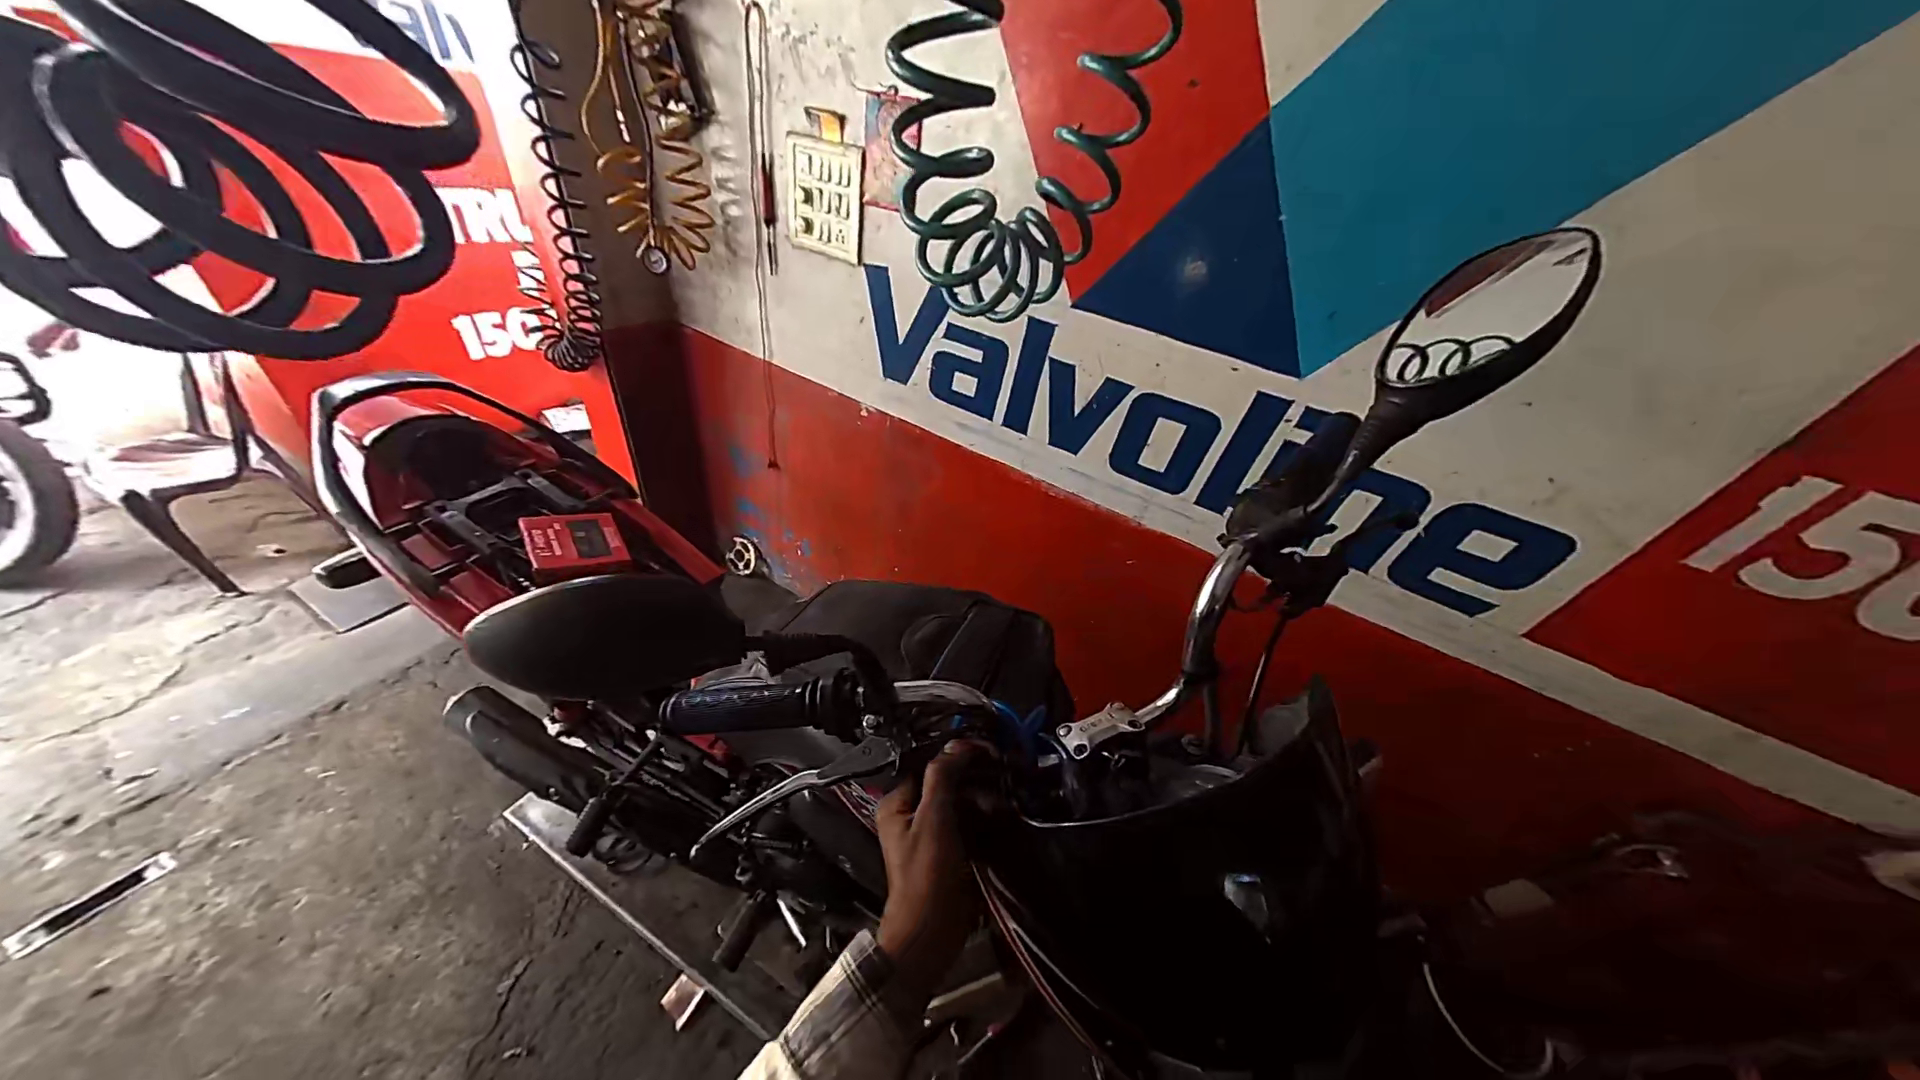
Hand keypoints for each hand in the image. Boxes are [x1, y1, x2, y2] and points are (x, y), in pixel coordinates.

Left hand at [875, 740, 987, 993]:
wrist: (931, 934)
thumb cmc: (926, 875)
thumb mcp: (933, 819)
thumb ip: (942, 777)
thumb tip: (956, 744)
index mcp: (897, 802)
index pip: (927, 763)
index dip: (955, 753)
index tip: (985, 748)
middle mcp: (911, 813)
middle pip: (944, 781)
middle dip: (973, 773)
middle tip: (1001, 766)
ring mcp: (931, 832)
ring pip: (959, 800)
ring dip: (982, 793)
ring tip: (1006, 791)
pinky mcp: (950, 849)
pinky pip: (967, 820)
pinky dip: (984, 814)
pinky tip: (1003, 810)